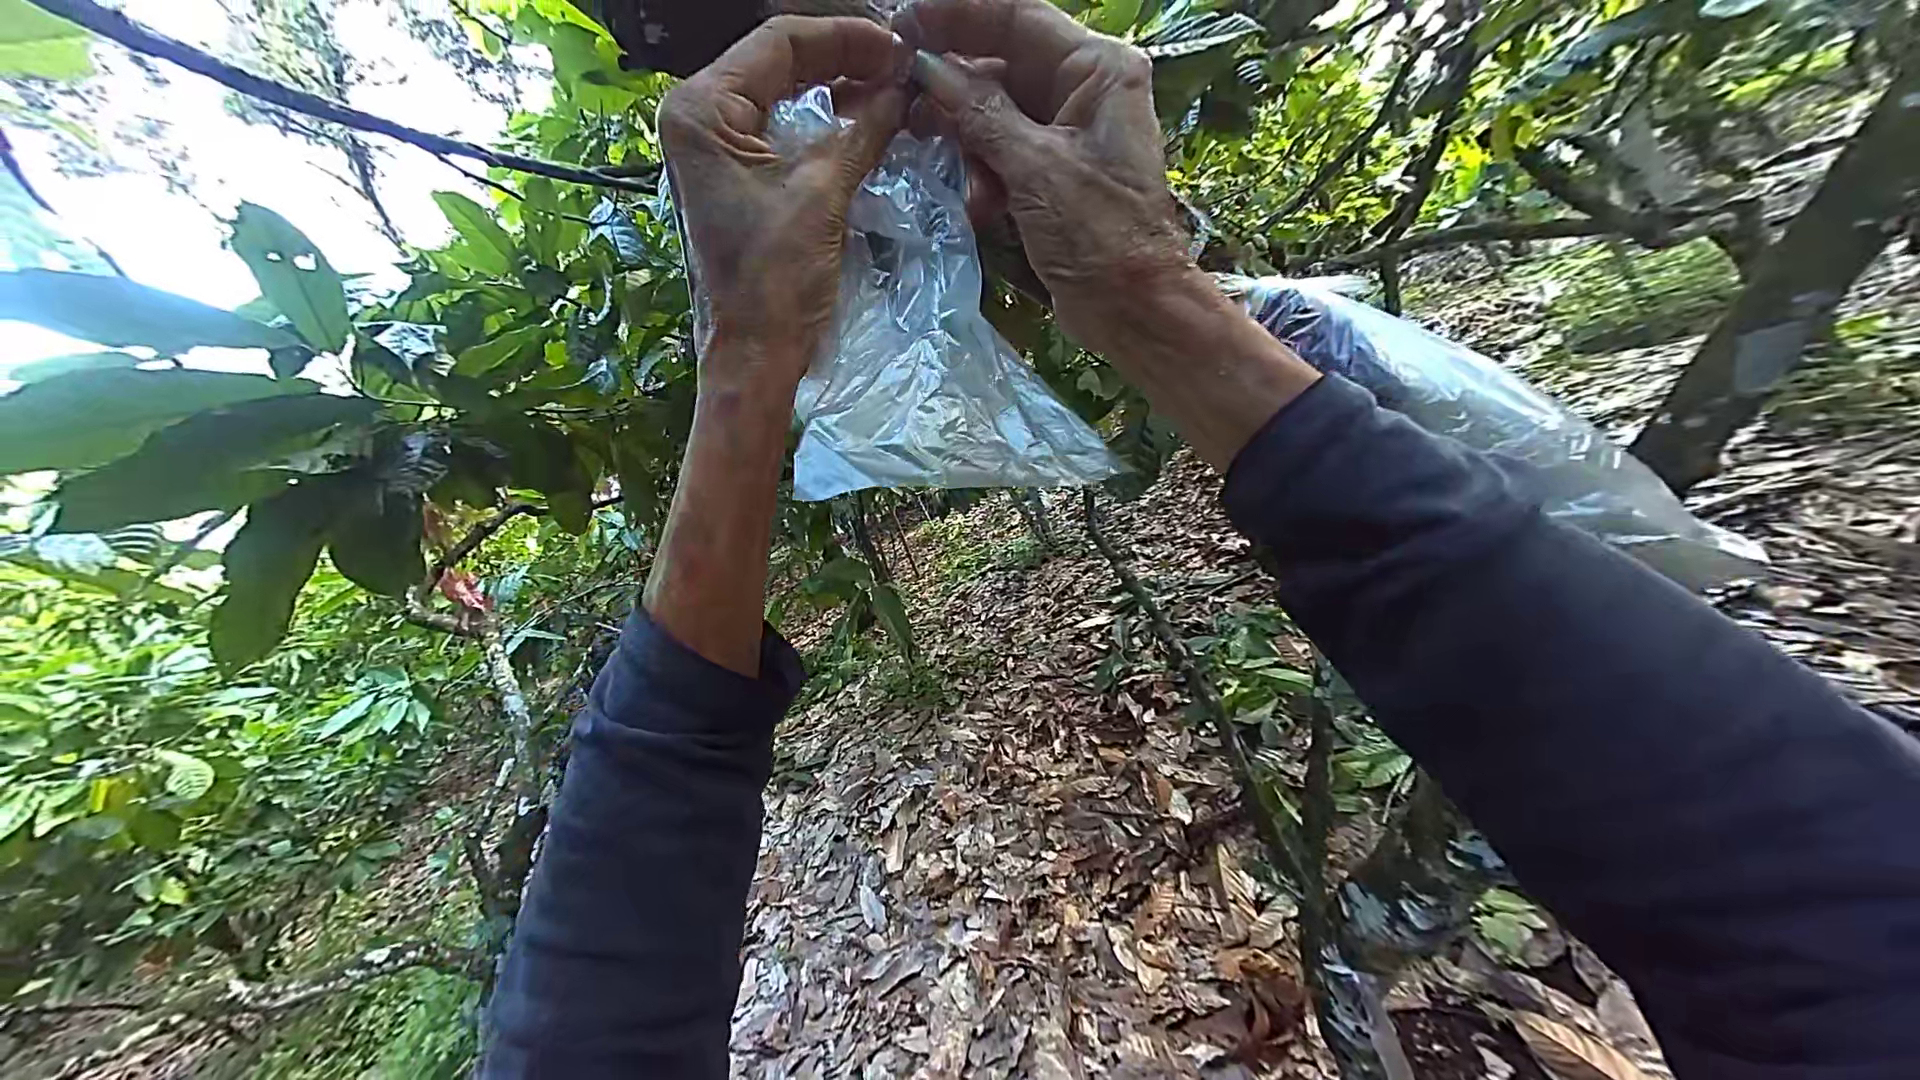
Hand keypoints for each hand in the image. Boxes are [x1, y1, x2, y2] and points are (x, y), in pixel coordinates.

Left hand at [646, 16, 908, 675]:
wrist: (756, 357)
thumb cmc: (777, 283)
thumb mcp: (822, 197)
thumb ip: (860, 131)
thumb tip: (901, 85)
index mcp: (702, 109)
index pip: (780, 44)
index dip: (846, 38)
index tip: (899, 47)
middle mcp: (700, 120)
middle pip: (779, 66)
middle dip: (843, 64)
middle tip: (900, 69)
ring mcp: (716, 153)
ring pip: (784, 102)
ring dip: (836, 96)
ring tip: (889, 95)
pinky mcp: (737, 185)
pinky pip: (784, 139)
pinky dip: (824, 132)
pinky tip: (861, 130)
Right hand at [896, 0, 1320, 469]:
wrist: (1131, 309)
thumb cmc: (1098, 234)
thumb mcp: (1037, 169)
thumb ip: (981, 115)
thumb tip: (928, 69)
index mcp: (1096, 71)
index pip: (1018, 19)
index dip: (959, 16)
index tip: (905, 23)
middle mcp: (1084, 96)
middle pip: (1004, 70)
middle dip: (956, 91)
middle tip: (905, 105)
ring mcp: (1068, 142)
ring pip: (999, 120)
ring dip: (969, 145)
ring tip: (942, 166)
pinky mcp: (1054, 183)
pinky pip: (1007, 161)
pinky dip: (986, 178)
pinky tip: (975, 205)